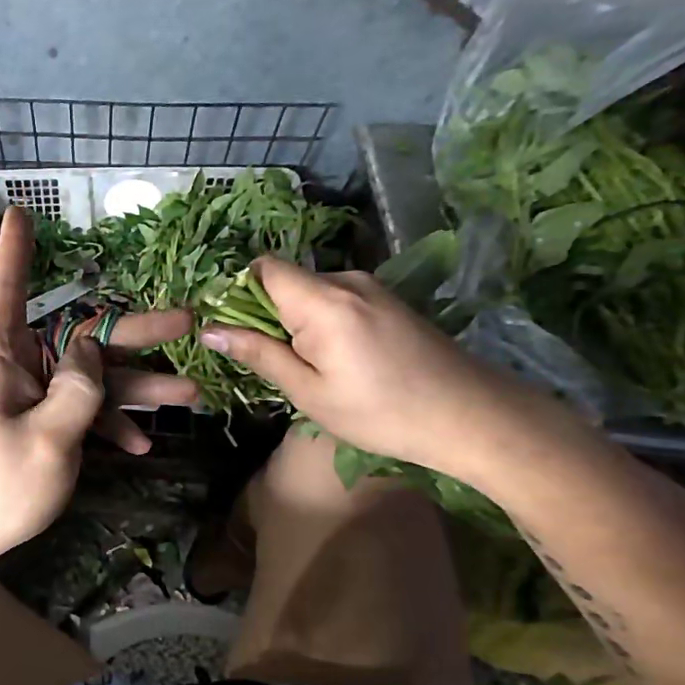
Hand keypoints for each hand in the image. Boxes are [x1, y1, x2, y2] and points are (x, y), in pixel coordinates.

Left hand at [0, 208, 196, 598]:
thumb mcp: (48, 438)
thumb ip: (78, 387)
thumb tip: (91, 349)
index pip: (5, 290)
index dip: (15, 251)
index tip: (20, 213)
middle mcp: (13, 366)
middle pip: (76, 336)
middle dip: (130, 334)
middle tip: (185, 322)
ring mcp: (28, 395)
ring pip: (88, 376)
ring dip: (134, 388)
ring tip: (188, 394)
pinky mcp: (39, 420)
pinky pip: (79, 409)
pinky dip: (107, 423)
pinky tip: (140, 444)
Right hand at [197, 257, 548, 477]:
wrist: (474, 416)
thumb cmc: (383, 413)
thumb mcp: (310, 392)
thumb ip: (258, 354)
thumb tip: (210, 330)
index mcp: (323, 301)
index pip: (263, 267)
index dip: (240, 291)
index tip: (234, 328)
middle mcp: (346, 281)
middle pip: (286, 279)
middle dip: (267, 312)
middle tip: (272, 360)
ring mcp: (371, 287)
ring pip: (310, 291)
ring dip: (295, 320)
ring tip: (309, 366)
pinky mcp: (387, 299)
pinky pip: (336, 299)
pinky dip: (321, 322)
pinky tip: (338, 360)